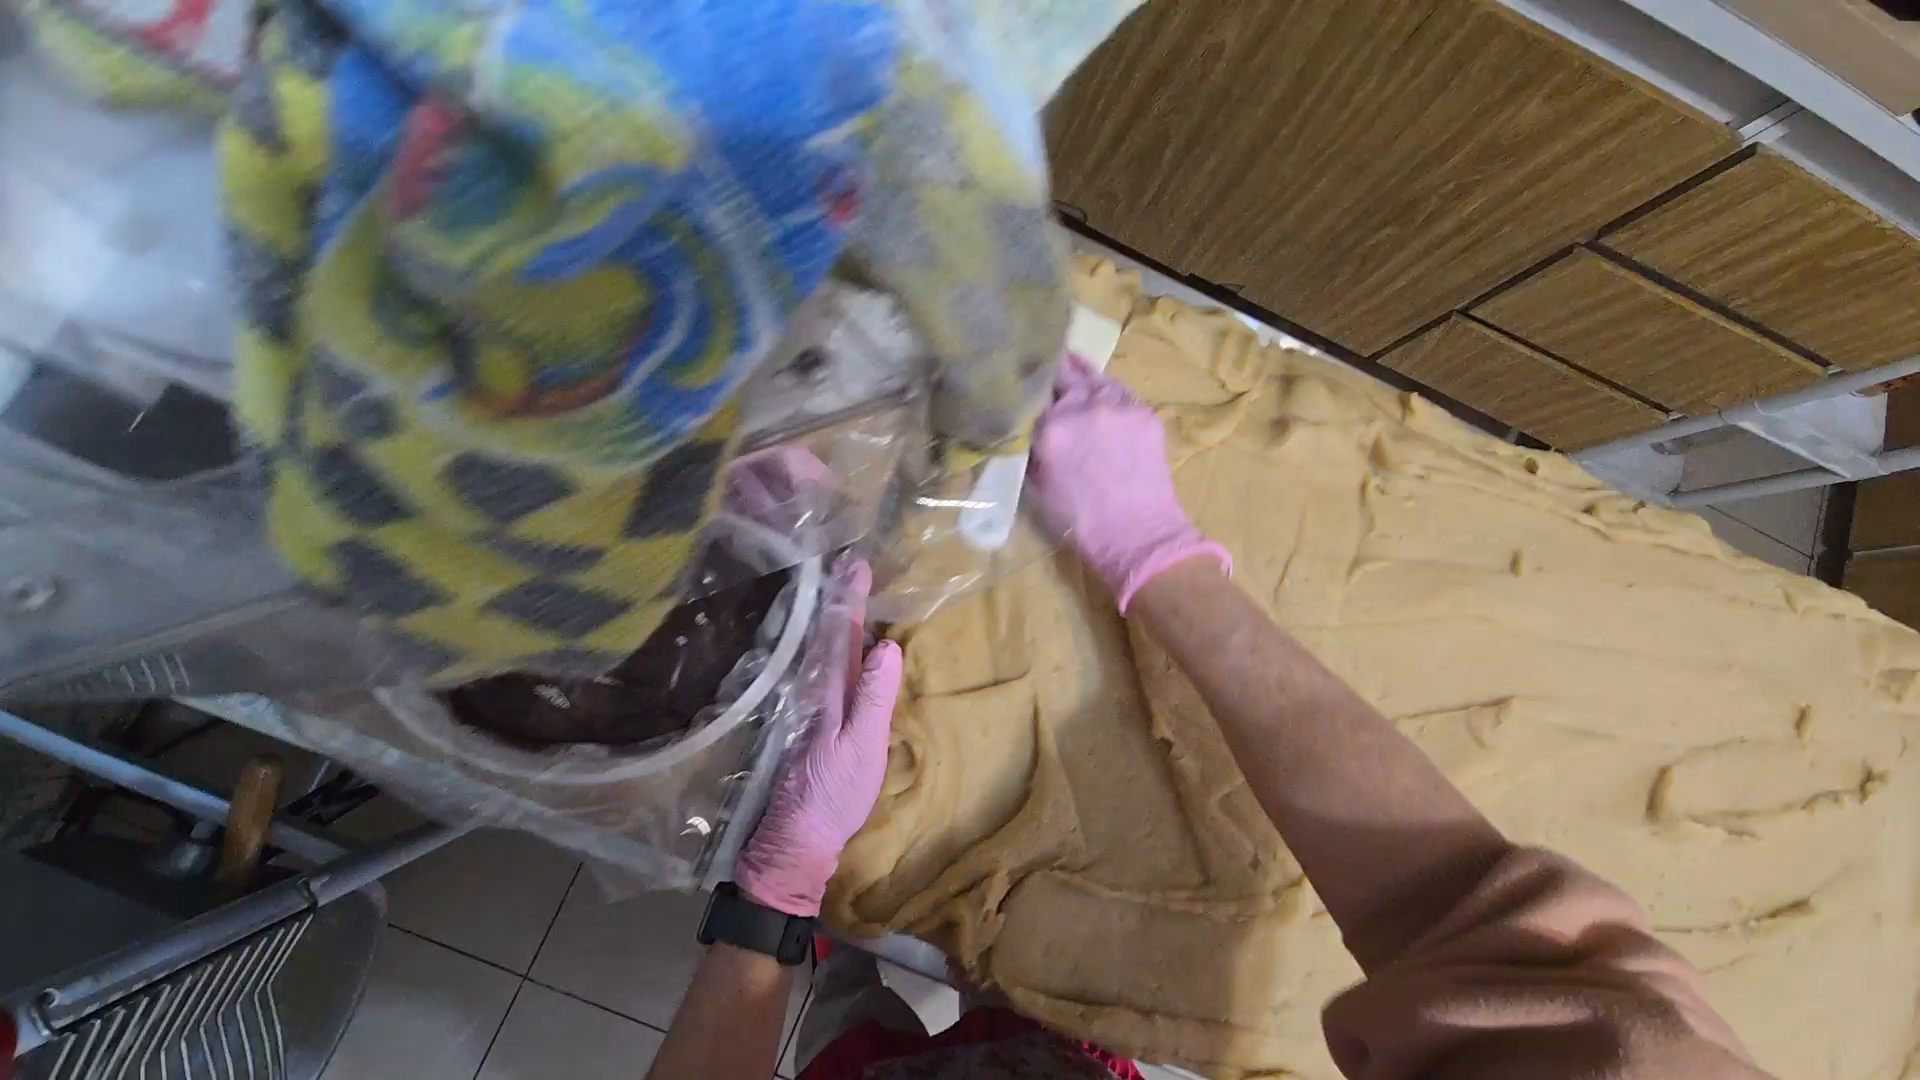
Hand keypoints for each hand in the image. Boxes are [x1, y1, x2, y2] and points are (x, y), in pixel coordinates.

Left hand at [735, 558, 902, 916]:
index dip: (849, 598)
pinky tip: (838, 645)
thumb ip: (873, 696)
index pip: (839, 633)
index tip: (857, 563)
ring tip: (844, 592)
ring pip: (822, 650)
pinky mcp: (813, 721)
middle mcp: (815, 689)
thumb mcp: (862, 745)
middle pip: (827, 634)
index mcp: (828, 690)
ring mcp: (811, 705)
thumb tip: (886, 646)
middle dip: (839, 597)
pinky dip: (831, 646)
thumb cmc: (834, 792)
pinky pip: (824, 669)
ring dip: (833, 617)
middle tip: (850, 566)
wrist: (798, 835)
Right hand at [1025, 354, 1230, 610]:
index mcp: (1050, 428)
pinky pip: (1120, 390)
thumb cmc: (1080, 522)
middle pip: (1062, 376)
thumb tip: (1027, 432)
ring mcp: (1117, 406)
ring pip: (1093, 377)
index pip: (1031, 395)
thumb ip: (1030, 451)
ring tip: (1070, 363)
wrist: (1137, 536)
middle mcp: (1082, 406)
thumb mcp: (1038, 487)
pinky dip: (1107, 388)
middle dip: (1052, 375)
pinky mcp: (1144, 413)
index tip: (1021, 389)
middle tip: (1043, 370)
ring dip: (1080, 374)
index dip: (1026, 391)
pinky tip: (1100, 388)